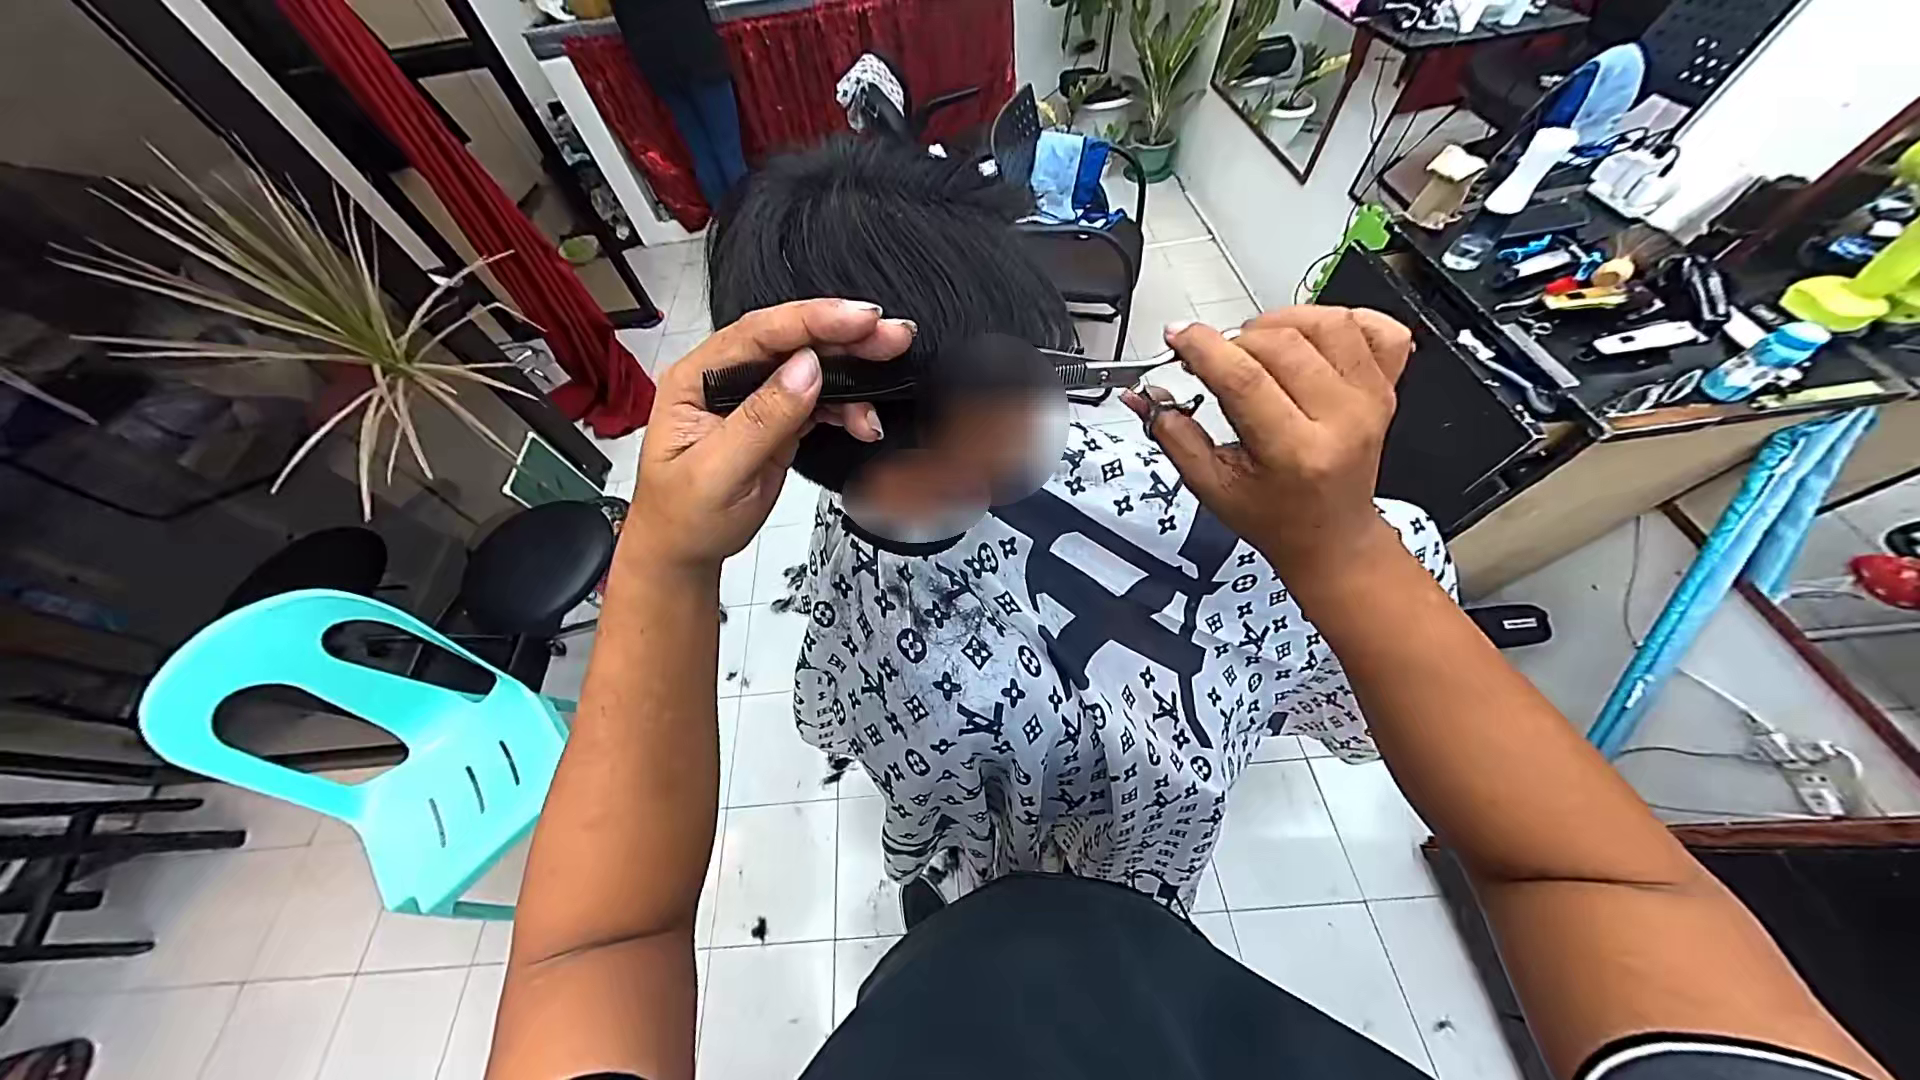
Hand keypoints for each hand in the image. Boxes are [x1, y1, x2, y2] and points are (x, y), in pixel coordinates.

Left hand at [625, 299, 914, 569]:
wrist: (686, 549)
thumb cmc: (685, 516)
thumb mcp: (718, 471)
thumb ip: (762, 418)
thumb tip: (806, 370)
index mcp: (698, 378)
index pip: (759, 334)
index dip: (814, 321)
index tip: (860, 319)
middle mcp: (728, 380)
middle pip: (793, 342)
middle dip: (847, 336)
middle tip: (893, 335)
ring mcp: (757, 399)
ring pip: (813, 369)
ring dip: (855, 372)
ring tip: (889, 378)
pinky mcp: (779, 420)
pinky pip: (821, 401)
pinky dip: (849, 407)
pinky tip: (865, 419)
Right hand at [1124, 306, 1412, 579]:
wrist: (1327, 533)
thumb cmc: (1275, 516)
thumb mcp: (1210, 486)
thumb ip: (1174, 436)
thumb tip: (1145, 396)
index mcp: (1295, 452)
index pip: (1244, 379)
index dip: (1203, 349)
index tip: (1179, 338)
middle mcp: (1341, 420)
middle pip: (1282, 344)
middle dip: (1233, 339)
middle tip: (1210, 356)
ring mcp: (1370, 400)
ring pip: (1327, 323)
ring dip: (1279, 322)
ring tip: (1253, 344)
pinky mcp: (1386, 387)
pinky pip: (1378, 328)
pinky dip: (1339, 320)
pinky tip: (1309, 338)